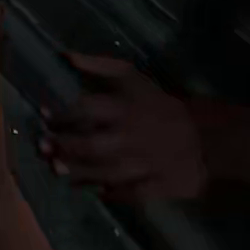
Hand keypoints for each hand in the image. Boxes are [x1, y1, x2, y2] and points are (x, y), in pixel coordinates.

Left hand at [43, 54, 207, 200]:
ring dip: (81, 172)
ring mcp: (149, 164)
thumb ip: (95, 64)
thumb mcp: (129, 74)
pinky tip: (96, 192)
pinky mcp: (166, 186)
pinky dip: (115, 194)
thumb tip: (63, 54)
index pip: (84, 110)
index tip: (41, 116)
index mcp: (122, 108)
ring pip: (109, 171)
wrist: (208, 136)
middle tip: (42, 147)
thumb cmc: (158, 102)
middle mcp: (132, 137)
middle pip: (93, 145)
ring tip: (57, 170)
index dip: (61, 115)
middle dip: (65, 147)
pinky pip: (136, 194)